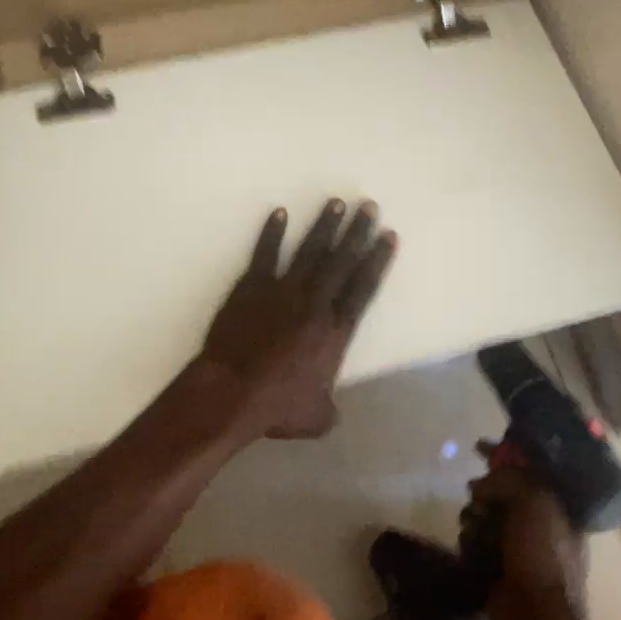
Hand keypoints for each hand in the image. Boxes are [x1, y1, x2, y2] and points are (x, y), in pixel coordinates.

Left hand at [197, 199, 397, 439]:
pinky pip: (265, 254)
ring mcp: (283, 291)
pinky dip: (272, 233)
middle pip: (341, 260)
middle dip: (357, 231)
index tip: (389, 235)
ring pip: (309, 251)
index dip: (378, 260)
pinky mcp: (252, 287)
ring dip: (324, 226)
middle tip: (369, 206)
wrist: (232, 392)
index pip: (363, 287)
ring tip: (336, 203)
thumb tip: (333, 412)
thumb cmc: (277, 406)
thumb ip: (329, 407)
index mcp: (335, 331)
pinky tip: (280, 213)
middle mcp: (315, 303)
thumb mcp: (317, 417)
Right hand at [463, 450, 590, 619]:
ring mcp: (517, 545)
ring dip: (475, 517)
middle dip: (485, 490)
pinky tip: (473, 545)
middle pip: (503, 491)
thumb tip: (478, 486)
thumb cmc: (544, 551)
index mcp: (559, 505)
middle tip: (475, 492)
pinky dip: (471, 540)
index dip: (507, 454)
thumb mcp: (534, 500)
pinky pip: (475, 540)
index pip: (531, 469)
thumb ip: (507, 478)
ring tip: (475, 524)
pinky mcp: (496, 564)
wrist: (536, 612)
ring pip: (485, 514)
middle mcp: (540, 522)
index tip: (481, 446)